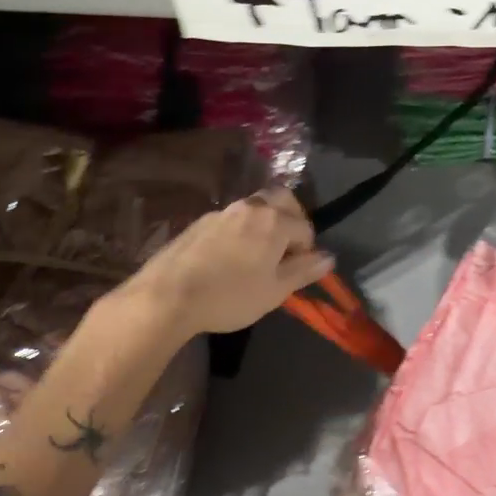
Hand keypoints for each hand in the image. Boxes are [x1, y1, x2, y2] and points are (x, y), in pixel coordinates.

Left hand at [110, 188, 334, 337]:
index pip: (305, 227)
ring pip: (255, 207)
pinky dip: (239, 230)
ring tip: (256, 253)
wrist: (166, 296)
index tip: (296, 271)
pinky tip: (228, 257)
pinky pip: (231, 219)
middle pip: (282, 199)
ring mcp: (223, 212)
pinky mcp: (199, 222)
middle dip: (292, 218)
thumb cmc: (229, 296)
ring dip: (264, 222)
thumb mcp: (274, 291)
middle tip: (286, 248)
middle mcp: (252, 207)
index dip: (307, 250)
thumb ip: (304, 271)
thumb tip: (329, 257)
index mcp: (275, 221)